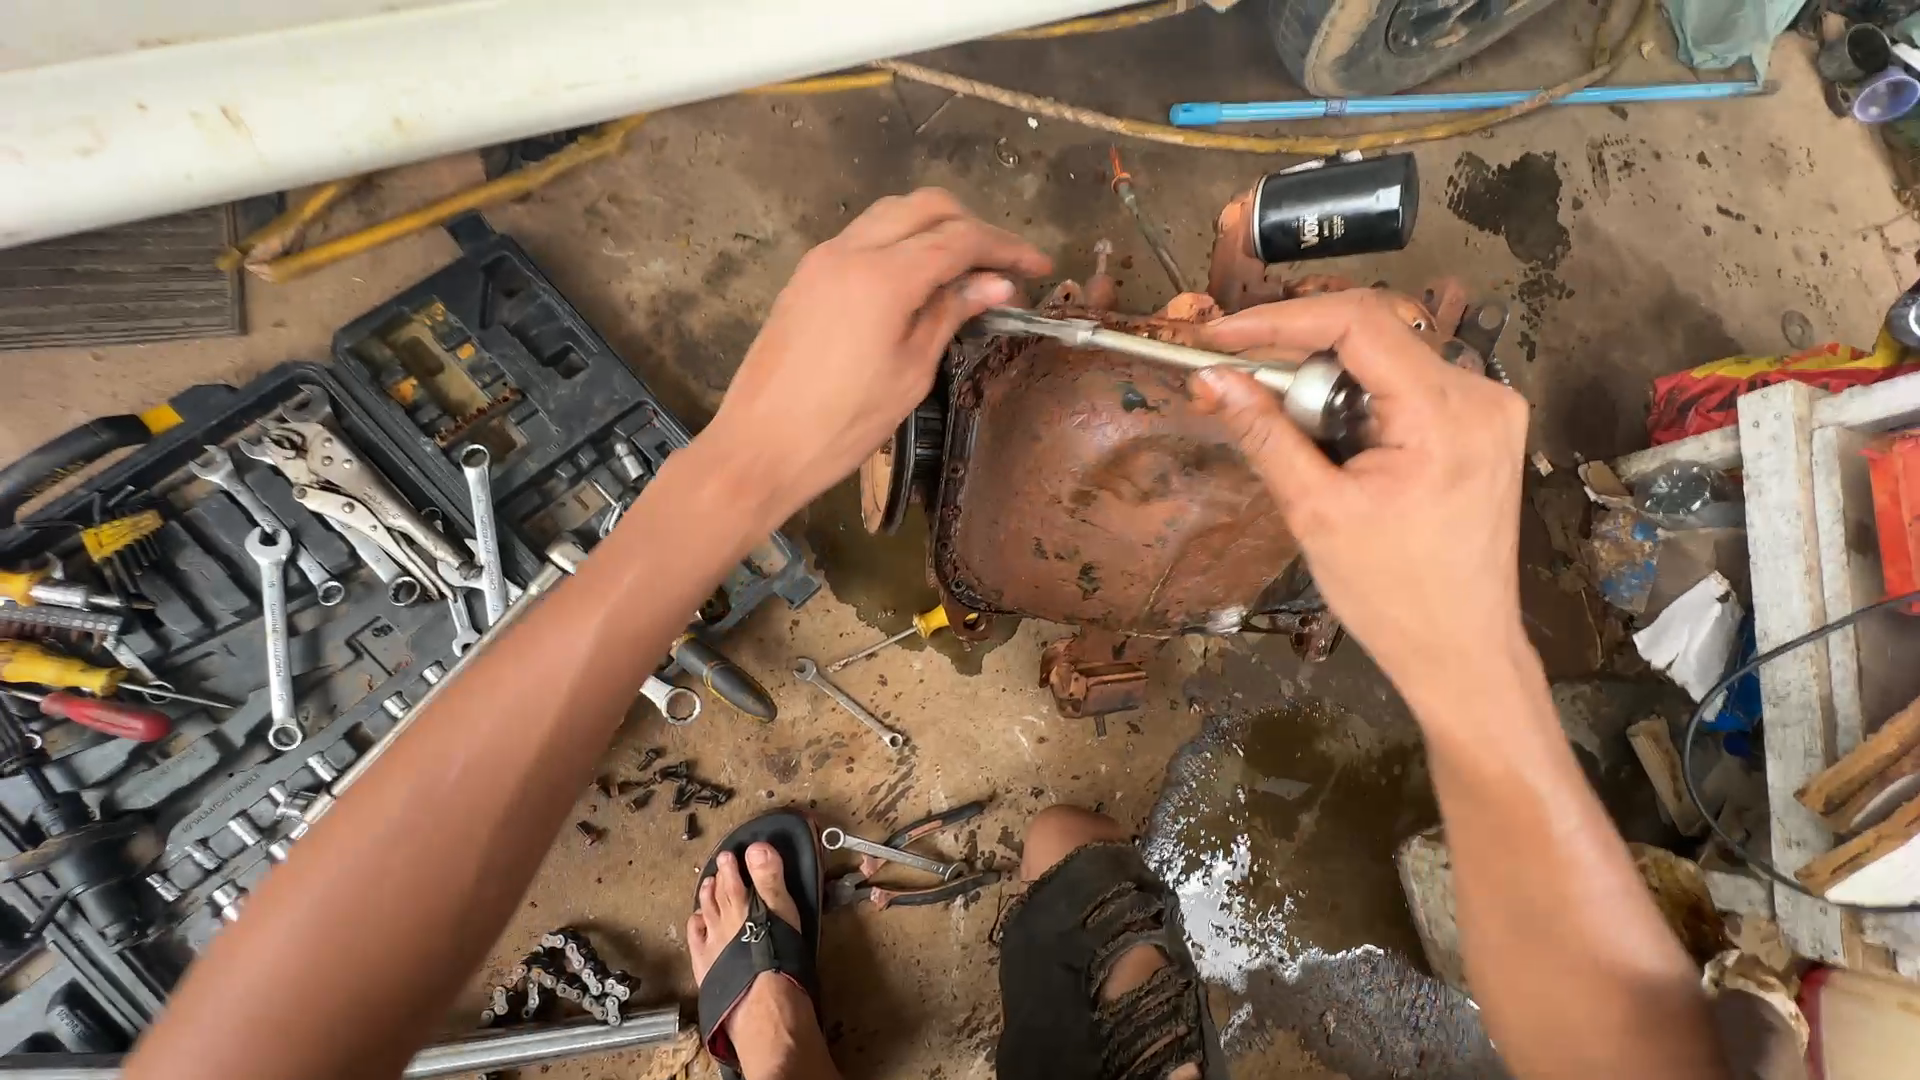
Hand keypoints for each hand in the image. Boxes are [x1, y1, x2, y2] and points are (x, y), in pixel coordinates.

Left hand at [700, 189, 1049, 524]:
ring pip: (892, 215)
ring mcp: (823, 258)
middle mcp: (851, 250)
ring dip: (935, 229)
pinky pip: (865, 238)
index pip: (960, 239)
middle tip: (1002, 267)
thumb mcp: (910, 373)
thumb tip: (995, 285)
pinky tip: (918, 281)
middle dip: (973, 226)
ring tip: (965, 272)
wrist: (760, 445)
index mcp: (883, 276)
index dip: (1006, 248)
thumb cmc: (843, 424)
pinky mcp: (807, 275)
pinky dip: (901, 244)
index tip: (1038, 266)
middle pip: (927, 207)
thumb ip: (950, 316)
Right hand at [1189, 290, 1529, 692]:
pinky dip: (1353, 402)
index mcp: (1444, 411)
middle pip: (1373, 334)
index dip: (1278, 319)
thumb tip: (1210, 379)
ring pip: (1385, 359)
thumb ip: (1264, 434)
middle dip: (1297, 359)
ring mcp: (1487, 409)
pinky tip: (1332, 445)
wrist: (1459, 649)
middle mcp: (1479, 393)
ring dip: (1324, 385)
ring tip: (1294, 437)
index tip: (1219, 335)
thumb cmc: (1388, 593)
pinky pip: (1403, 386)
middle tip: (1242, 391)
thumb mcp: (1314, 510)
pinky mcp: (1479, 427)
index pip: (1357, 322)